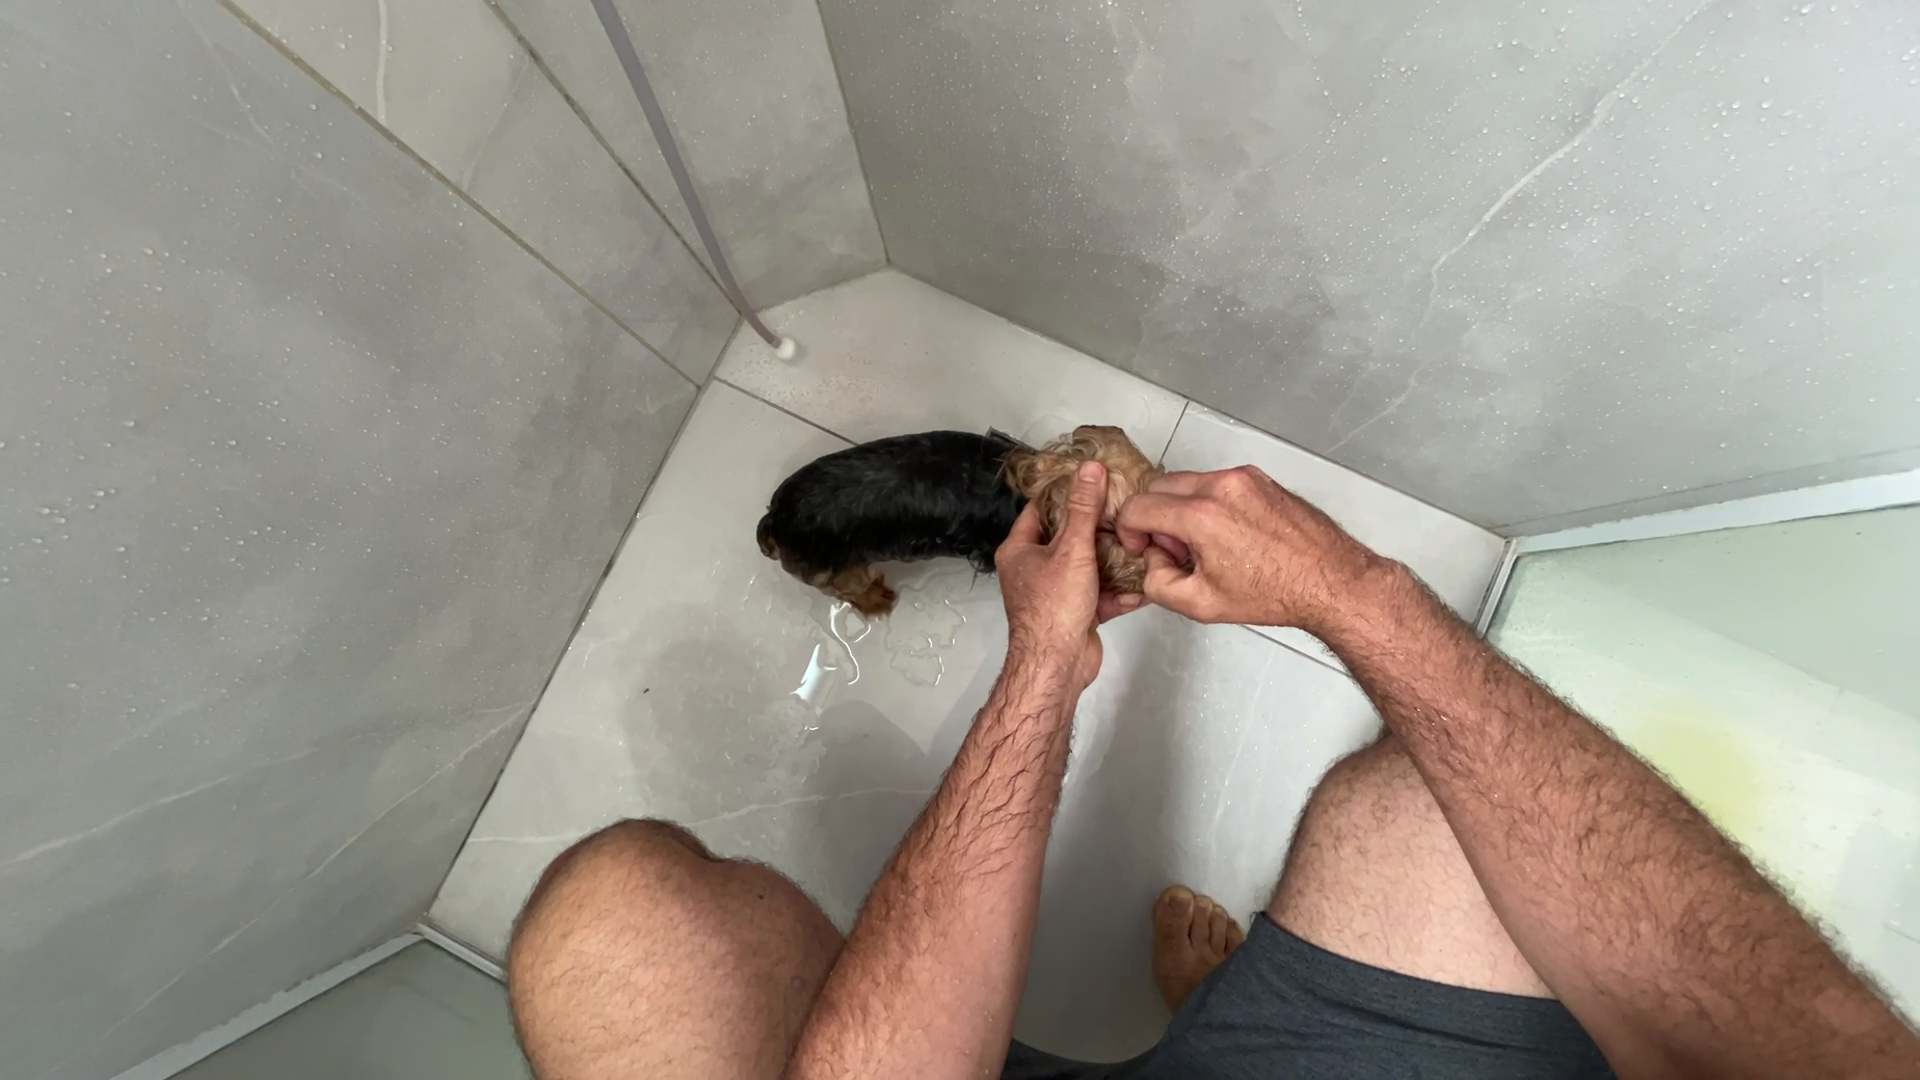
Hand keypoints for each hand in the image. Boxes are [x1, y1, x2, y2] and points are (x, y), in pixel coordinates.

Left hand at [995, 461, 1137, 690]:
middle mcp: (1032, 569)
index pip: (1041, 509)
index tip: (1094, 481)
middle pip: (1068, 538)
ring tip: (1141, 545)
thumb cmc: (1054, 607)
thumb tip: (1089, 469)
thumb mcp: (1072, 549)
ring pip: (1088, 568)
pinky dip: (1118, 592)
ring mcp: (1053, 593)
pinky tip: (1142, 585)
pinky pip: (1099, 595)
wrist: (1057, 665)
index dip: (1066, 494)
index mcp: (1020, 550)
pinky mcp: (1074, 614)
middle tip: (1126, 513)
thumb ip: (1083, 508)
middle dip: (1099, 530)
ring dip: (1114, 562)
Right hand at [1113, 466, 1387, 633]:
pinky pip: (1214, 483)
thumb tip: (1152, 560)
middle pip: (1157, 488)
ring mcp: (1241, 477)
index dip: (1129, 532)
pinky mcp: (1258, 477)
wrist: (1332, 581)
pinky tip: (1228, 535)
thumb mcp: (1200, 605)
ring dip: (1180, 510)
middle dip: (1154, 518)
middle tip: (1174, 550)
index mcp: (1200, 516)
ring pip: (1185, 483)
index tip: (1141, 550)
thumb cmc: (1275, 594)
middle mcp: (1219, 487)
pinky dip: (1207, 504)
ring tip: (1205, 545)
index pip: (1136, 507)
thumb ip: (1156, 582)